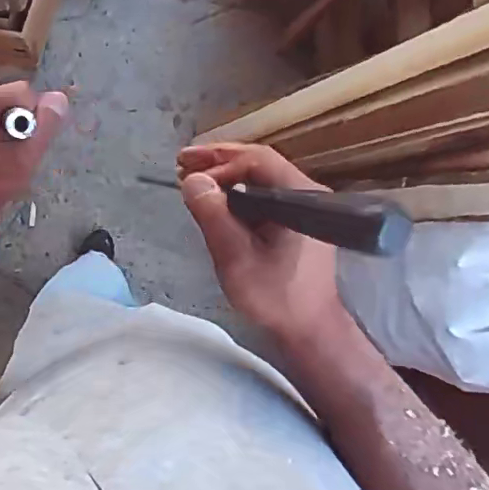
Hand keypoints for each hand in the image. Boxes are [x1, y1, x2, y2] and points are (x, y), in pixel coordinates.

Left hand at [0, 82, 68, 210]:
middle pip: (17, 93)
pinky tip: (7, 143)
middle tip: (18, 145)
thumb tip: (58, 97)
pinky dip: (13, 124)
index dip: (32, 115)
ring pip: (15, 101)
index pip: (22, 92)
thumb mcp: (28, 155)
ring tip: (12, 146)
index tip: (23, 140)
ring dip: (21, 122)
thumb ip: (46, 124)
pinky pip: (7, 109)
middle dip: (26, 117)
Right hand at [178, 143, 348, 347]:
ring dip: (223, 175)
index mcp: (299, 198)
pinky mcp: (295, 221)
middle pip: (259, 164)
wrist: (308, 328)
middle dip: (218, 161)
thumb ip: (214, 215)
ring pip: (259, 178)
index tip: (187, 173)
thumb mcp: (235, 256)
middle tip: (181, 162)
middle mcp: (306, 195)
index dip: (219, 162)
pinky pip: (261, 194)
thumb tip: (192, 181)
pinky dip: (234, 191)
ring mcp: (302, 207)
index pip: (257, 161)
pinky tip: (213, 197)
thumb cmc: (274, 295)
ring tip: (190, 177)